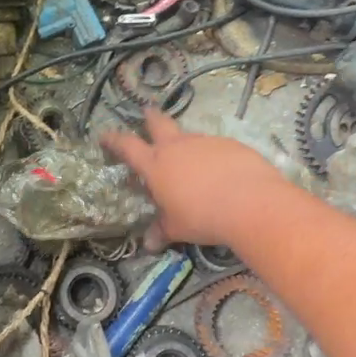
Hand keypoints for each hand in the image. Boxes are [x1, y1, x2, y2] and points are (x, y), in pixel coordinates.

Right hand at [102, 108, 287, 247]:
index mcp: (156, 165)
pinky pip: (216, 147)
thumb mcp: (178, 228)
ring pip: (190, 137)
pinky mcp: (231, 145)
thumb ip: (162, 231)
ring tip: (194, 162)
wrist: (251, 203)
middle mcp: (177, 147)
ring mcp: (205, 142)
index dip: (114, 140)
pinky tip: (223, 173)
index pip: (127, 146)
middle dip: (151, 118)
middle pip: (159, 123)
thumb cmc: (203, 217)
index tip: (104, 135)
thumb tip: (149, 244)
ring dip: (187, 144)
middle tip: (147, 112)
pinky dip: (214, 156)